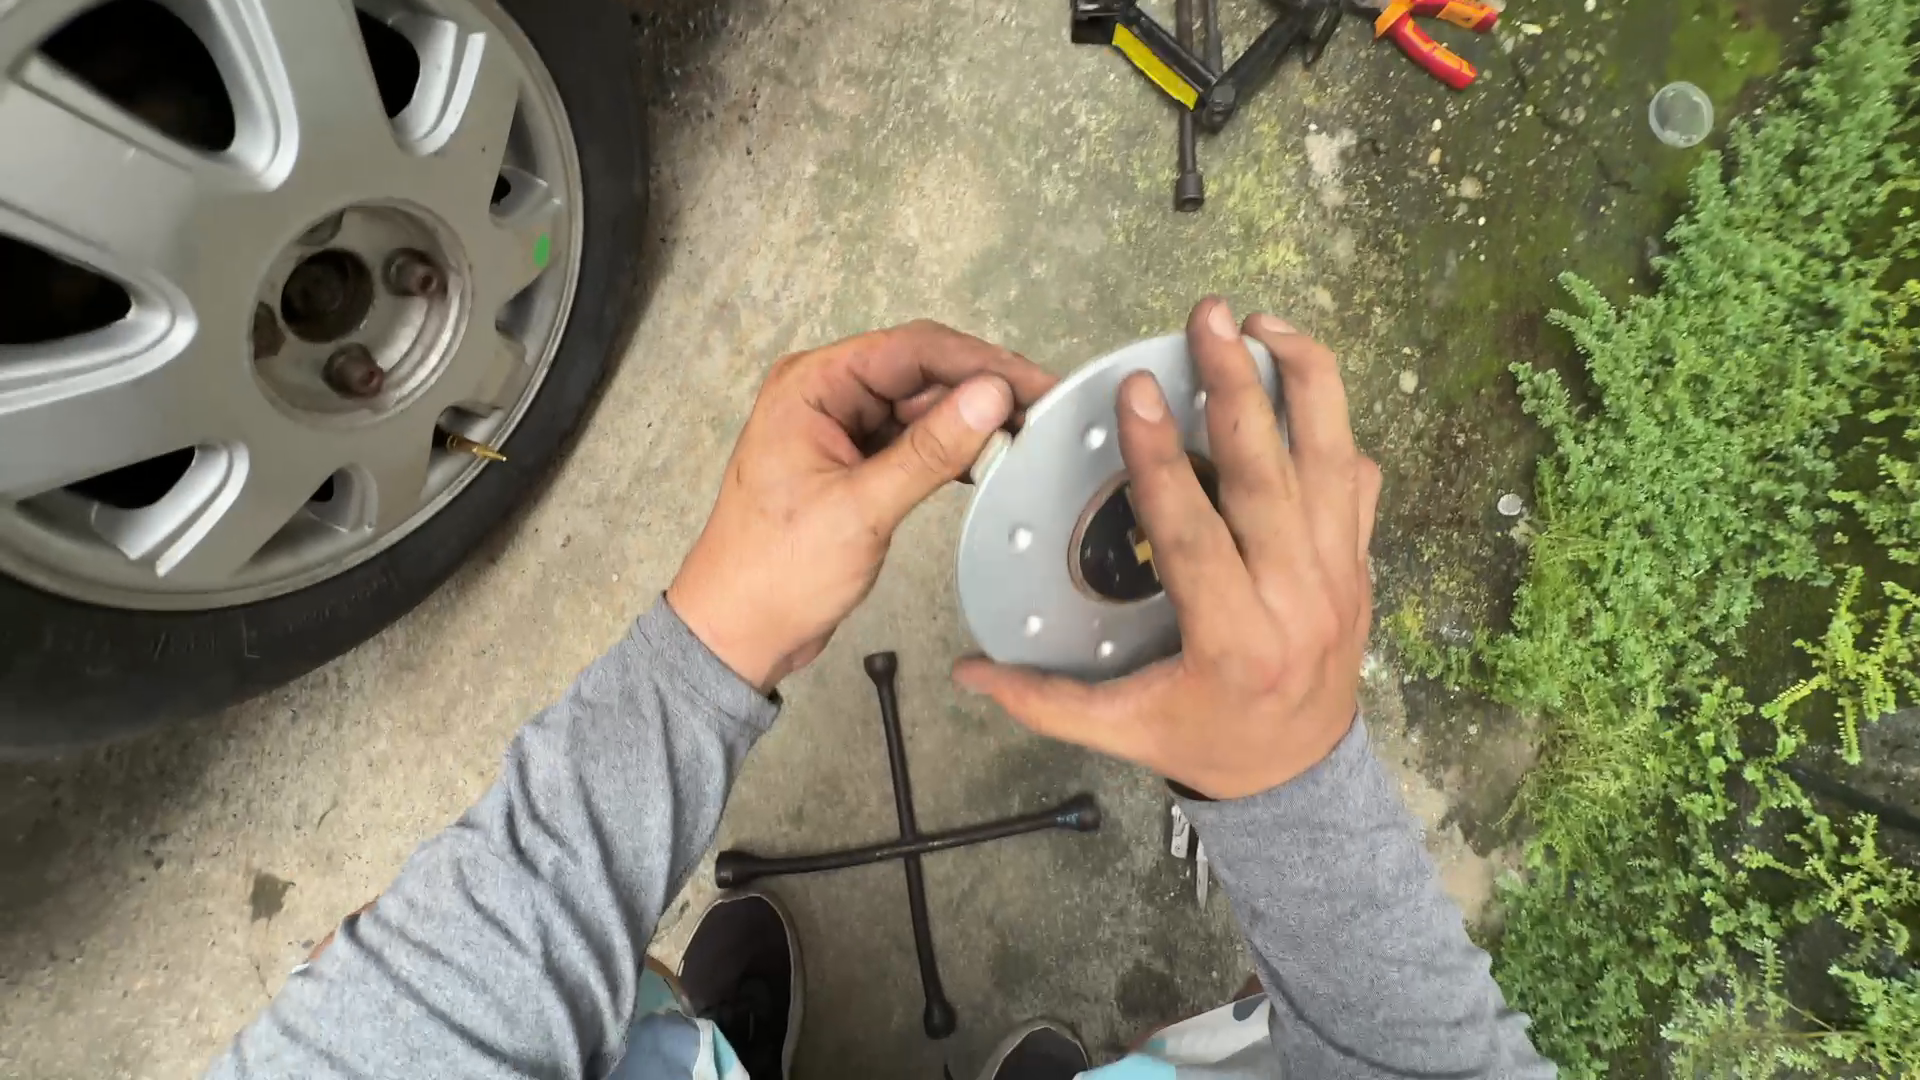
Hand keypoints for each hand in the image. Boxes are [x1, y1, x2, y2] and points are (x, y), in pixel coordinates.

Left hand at [669, 321, 1057, 691]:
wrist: (740, 630)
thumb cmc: (781, 569)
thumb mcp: (860, 508)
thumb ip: (929, 451)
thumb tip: (994, 395)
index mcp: (814, 386)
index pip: (912, 350)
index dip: (980, 362)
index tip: (1037, 384)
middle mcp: (827, 395)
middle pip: (920, 374)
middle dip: (980, 392)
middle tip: (1044, 415)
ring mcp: (841, 430)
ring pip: (920, 409)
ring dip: (969, 423)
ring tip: (1027, 438)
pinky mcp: (855, 464)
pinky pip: (912, 442)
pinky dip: (948, 451)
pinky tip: (987, 462)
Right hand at [954, 299, 1381, 798]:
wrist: (1302, 776)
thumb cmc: (1209, 744)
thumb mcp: (1121, 732)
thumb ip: (1042, 701)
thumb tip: (967, 673)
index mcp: (1234, 640)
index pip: (1194, 533)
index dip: (1159, 459)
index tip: (1135, 391)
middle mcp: (1300, 598)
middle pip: (1273, 475)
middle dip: (1237, 386)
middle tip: (1209, 320)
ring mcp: (1342, 576)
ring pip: (1335, 461)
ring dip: (1304, 383)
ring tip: (1264, 326)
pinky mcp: (1360, 565)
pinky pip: (1359, 482)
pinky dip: (1336, 426)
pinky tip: (1303, 391)